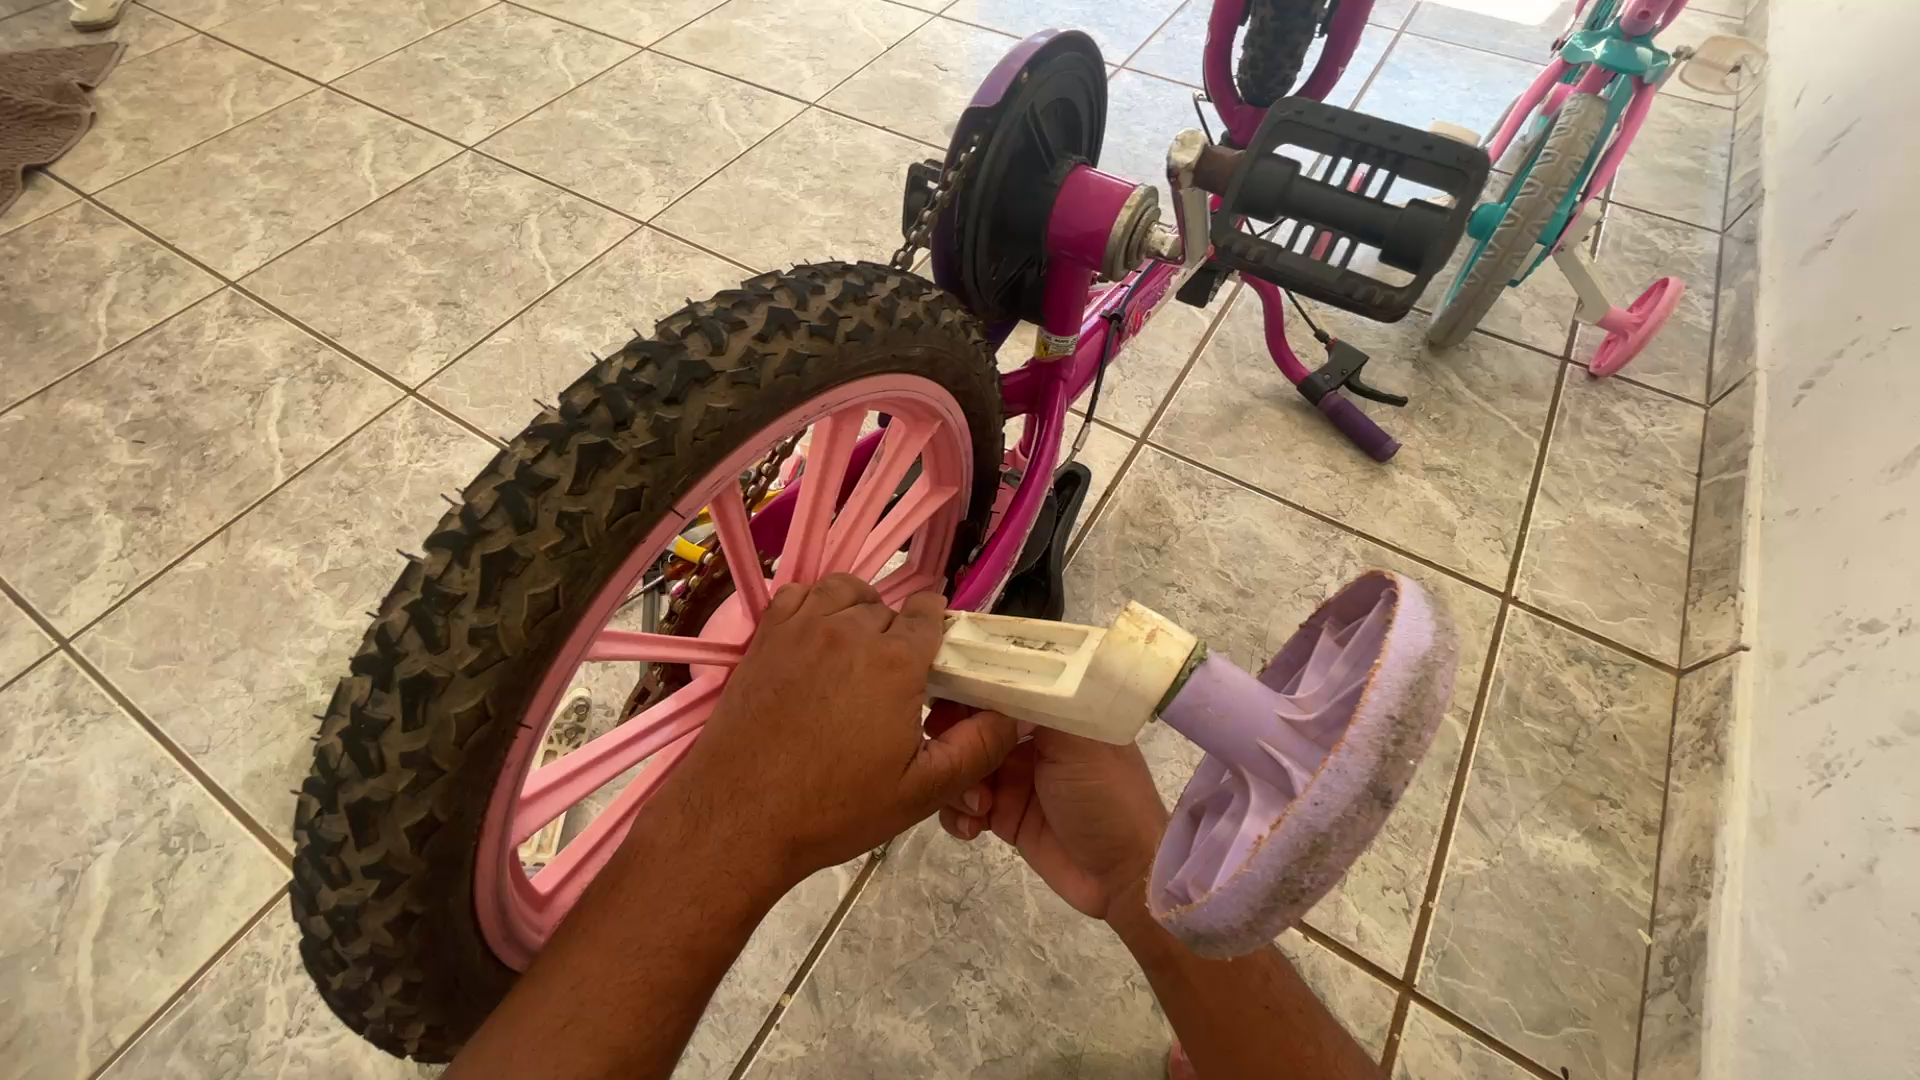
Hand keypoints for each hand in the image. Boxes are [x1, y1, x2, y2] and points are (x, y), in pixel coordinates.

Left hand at [654, 575, 1019, 887]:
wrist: (738, 819)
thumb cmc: (834, 808)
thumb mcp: (922, 792)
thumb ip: (977, 749)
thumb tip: (1010, 715)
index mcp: (895, 662)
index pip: (929, 614)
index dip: (938, 627)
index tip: (937, 651)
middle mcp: (849, 630)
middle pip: (889, 607)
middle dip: (900, 632)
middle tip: (896, 676)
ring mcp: (802, 628)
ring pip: (845, 590)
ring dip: (860, 609)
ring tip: (859, 646)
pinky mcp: (765, 637)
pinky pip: (799, 594)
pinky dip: (815, 604)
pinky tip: (816, 637)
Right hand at [935, 708, 1170, 921]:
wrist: (1122, 878)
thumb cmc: (1107, 798)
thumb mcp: (1078, 742)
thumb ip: (1036, 704)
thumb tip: (990, 671)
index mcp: (1054, 713)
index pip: (1002, 689)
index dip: (970, 691)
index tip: (943, 699)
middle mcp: (1031, 739)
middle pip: (974, 726)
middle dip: (955, 740)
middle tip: (944, 755)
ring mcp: (1014, 777)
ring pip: (963, 765)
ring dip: (958, 782)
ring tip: (979, 805)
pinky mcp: (1003, 815)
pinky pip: (963, 804)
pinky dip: (958, 812)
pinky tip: (974, 826)